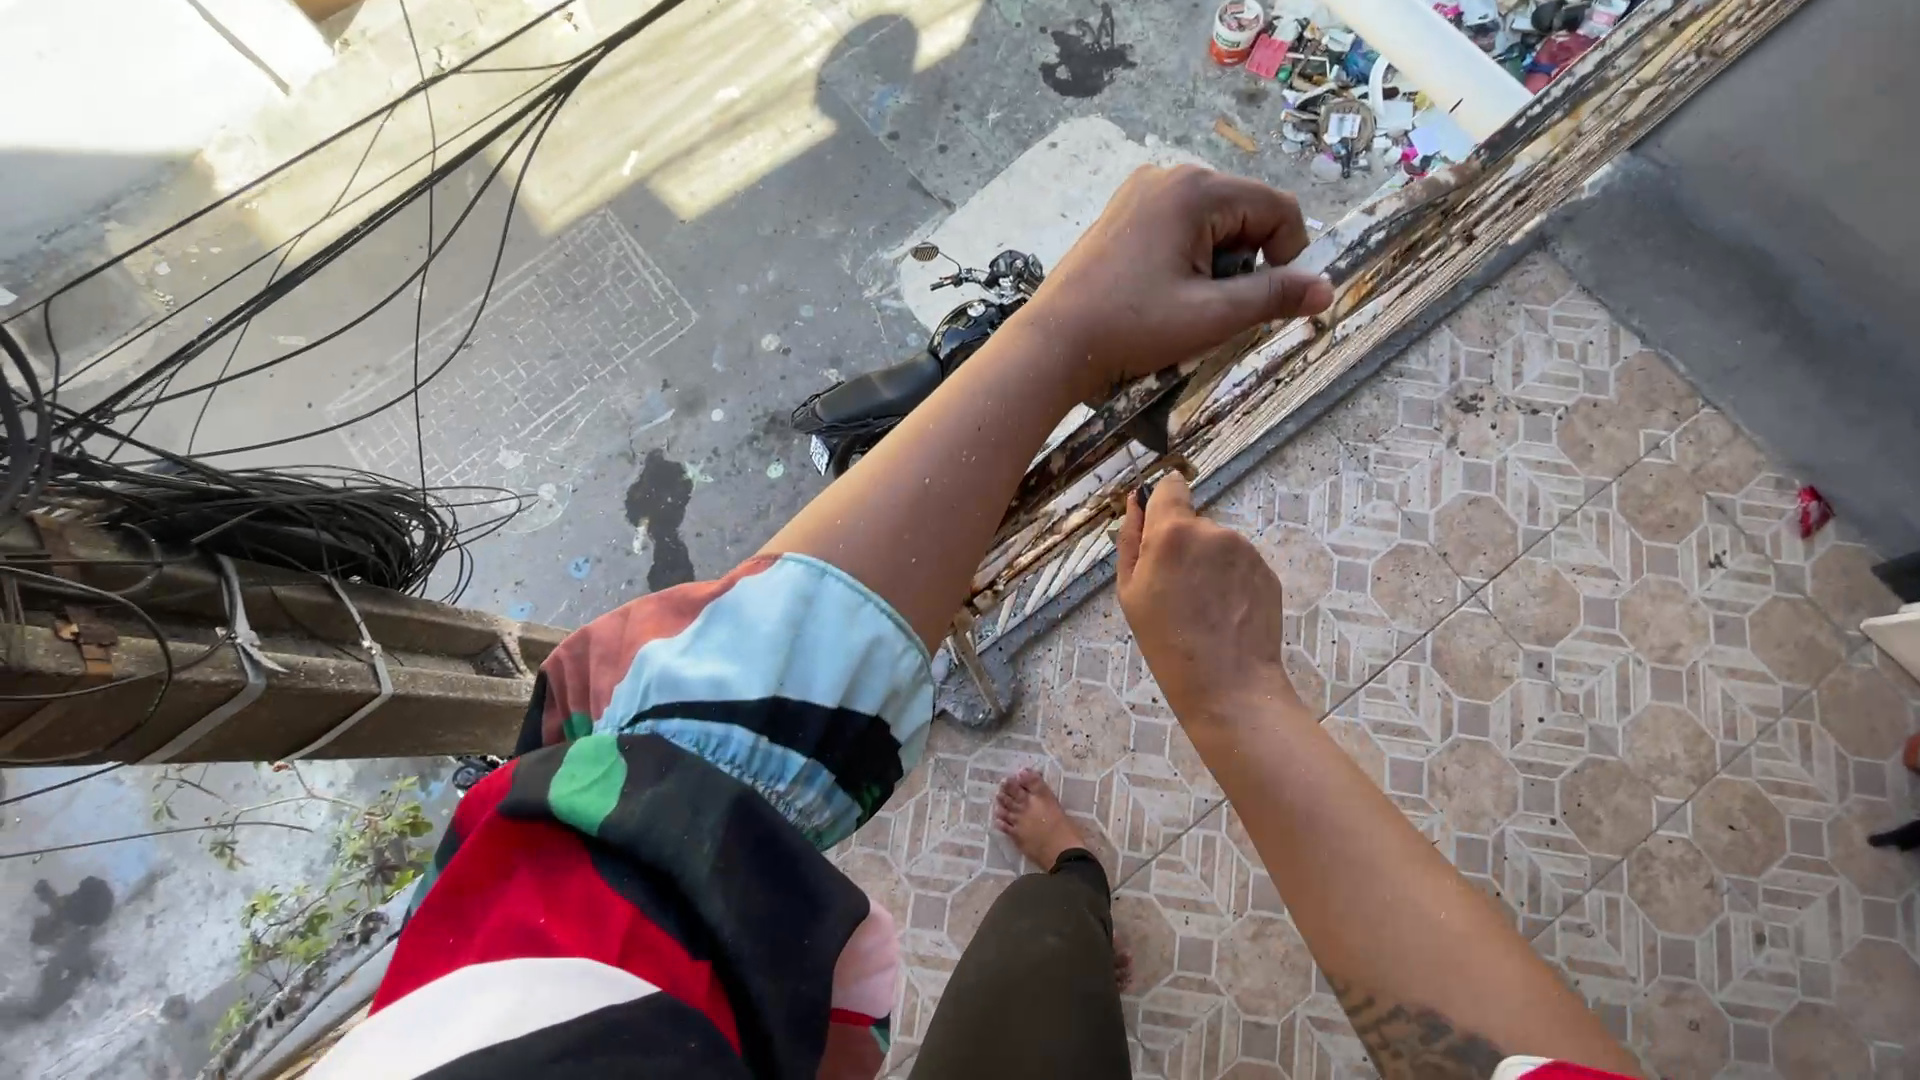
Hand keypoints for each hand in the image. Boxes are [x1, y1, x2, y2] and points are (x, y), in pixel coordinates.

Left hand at [1017, 165, 1334, 393]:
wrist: (1053, 344)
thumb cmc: (1131, 329)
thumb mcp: (1211, 316)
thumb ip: (1273, 297)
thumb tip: (1326, 288)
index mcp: (1195, 189)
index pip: (1277, 208)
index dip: (1287, 255)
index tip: (1263, 300)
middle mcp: (1167, 176)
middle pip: (1242, 212)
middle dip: (1243, 261)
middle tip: (1208, 306)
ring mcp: (1138, 192)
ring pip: (1210, 222)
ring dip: (1213, 264)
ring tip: (1179, 303)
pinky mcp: (1120, 214)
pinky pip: (1176, 227)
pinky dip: (1184, 258)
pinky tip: (1158, 293)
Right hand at [1115, 473, 1300, 722]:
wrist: (1226, 683)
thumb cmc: (1165, 641)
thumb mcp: (1129, 592)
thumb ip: (1130, 539)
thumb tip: (1135, 502)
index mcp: (1173, 533)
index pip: (1171, 487)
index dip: (1162, 504)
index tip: (1157, 532)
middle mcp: (1214, 531)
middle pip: (1192, 523)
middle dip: (1183, 545)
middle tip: (1175, 590)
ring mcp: (1246, 550)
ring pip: (1217, 545)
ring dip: (1208, 564)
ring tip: (1202, 607)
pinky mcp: (1267, 571)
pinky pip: (1240, 565)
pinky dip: (1230, 581)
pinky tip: (1225, 614)